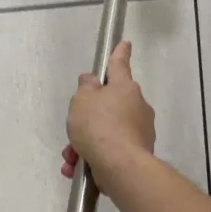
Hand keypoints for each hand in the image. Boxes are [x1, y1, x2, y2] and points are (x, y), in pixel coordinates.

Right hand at [59, 41, 156, 187]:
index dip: (119, 53)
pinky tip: (76, 168)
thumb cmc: (99, 126)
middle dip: (88, 119)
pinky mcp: (137, 154)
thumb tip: (91, 80)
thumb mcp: (82, 101)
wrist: (120, 166)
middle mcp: (137, 106)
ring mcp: (139, 131)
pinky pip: (110, 151)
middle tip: (74, 129)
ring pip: (106, 131)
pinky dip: (93, 158)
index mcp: (125, 87)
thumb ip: (85, 88)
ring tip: (70, 158)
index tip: (125, 43)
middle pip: (110, 105)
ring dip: (85, 143)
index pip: (119, 65)